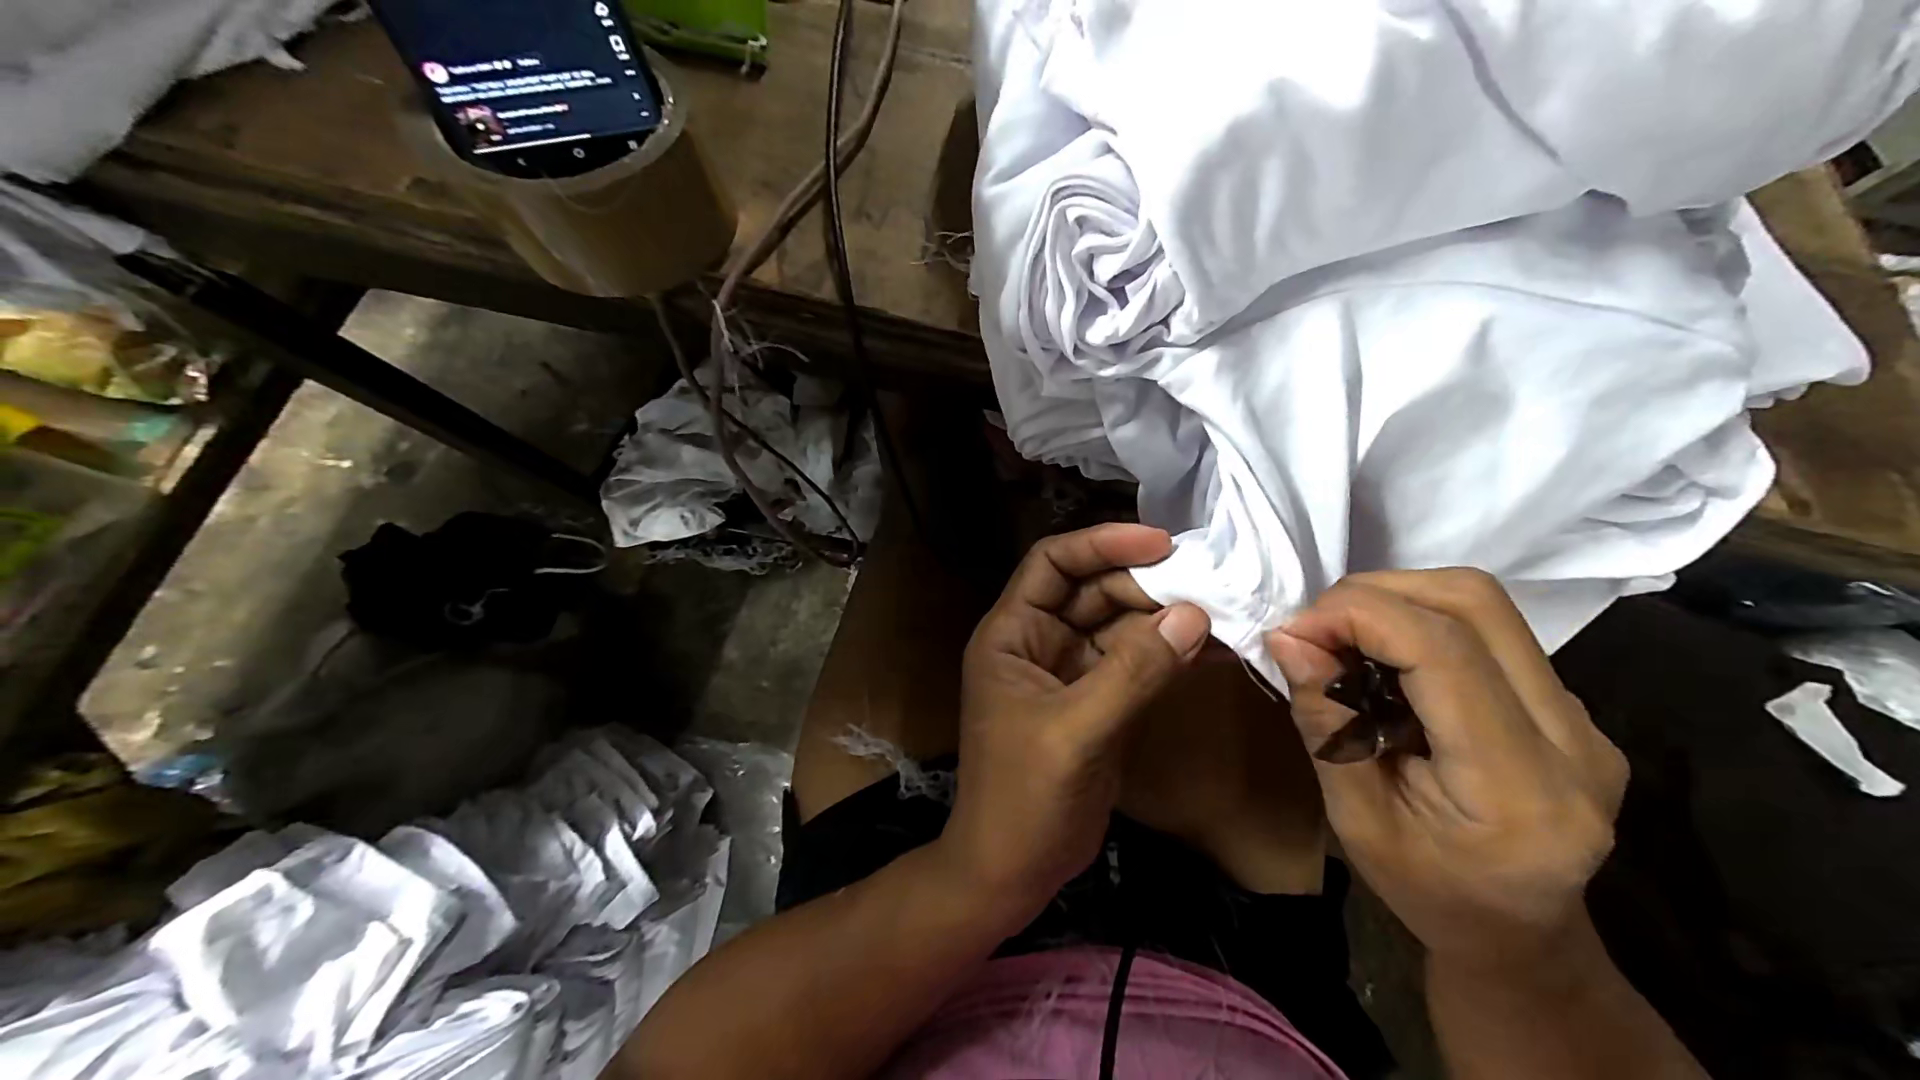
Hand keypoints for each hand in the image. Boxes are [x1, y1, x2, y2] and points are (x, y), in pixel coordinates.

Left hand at [937, 524, 1210, 913]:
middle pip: (1094, 591)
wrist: (1012, 870)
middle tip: (1209, 586)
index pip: (1053, 564)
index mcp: (1012, 633)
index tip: (1161, 542)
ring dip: (1166, 619)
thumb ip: (1133, 673)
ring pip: (1120, 626)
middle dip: (1146, 585)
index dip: (1102, 543)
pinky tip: (1212, 650)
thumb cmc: (1024, 796)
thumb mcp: (1076, 730)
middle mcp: (1039, 642)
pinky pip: (1136, 664)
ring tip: (1224, 613)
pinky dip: (1169, 655)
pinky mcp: (1098, 702)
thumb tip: (1193, 615)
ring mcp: (1070, 672)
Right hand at [1265, 570, 1627, 967]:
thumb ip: (1325, 724)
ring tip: (1344, 638)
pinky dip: (1420, 622)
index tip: (1294, 631)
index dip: (1359, 616)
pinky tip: (1386, 661)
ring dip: (1397, 600)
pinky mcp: (1570, 707)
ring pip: (1485, 605)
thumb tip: (1288, 638)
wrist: (1519, 936)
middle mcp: (1573, 740)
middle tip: (1317, 628)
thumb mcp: (1354, 820)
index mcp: (1519, 787)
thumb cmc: (1426, 892)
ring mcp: (1584, 719)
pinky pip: (1491, 630)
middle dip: (1376, 594)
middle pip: (1475, 603)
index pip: (1444, 652)